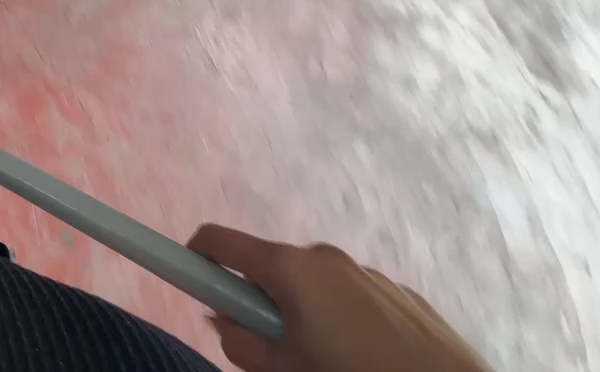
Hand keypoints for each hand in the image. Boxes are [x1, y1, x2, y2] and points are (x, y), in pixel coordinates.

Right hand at [187, 224, 489, 371]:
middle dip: (261, 300)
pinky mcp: (406, 296)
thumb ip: (239, 342)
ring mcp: (367, 273)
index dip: (194, 257)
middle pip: (267, 266)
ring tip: (333, 361)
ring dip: (307, 311)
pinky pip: (354, 298)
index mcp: (286, 267)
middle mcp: (321, 255)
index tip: (196, 284)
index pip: (216, 239)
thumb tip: (228, 321)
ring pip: (313, 285)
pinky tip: (371, 361)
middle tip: (276, 348)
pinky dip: (348, 320)